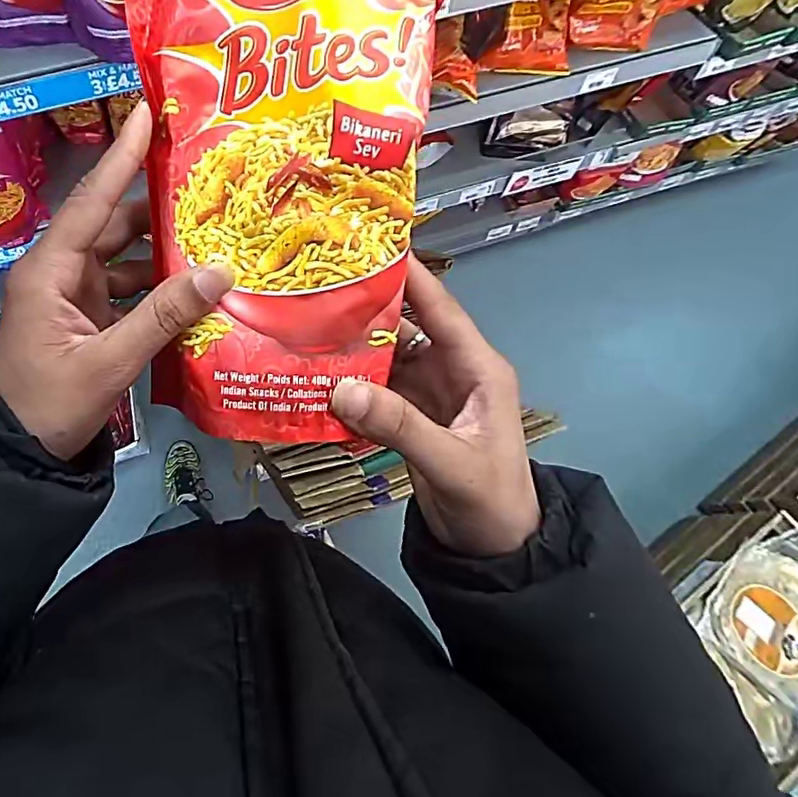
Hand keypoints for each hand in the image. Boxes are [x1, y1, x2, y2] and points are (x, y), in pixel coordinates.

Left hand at [0, 103, 233, 460]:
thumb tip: (219, 273)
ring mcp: (74, 294)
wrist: (16, 452)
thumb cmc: (49, 405)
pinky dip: (157, 286)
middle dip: (156, 204)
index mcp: (50, 270)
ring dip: (163, 250)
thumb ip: (162, 318)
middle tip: (205, 180)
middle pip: (112, 224)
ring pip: (123, 257)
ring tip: (213, 233)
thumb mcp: (108, 363)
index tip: (147, 115)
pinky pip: (127, 287)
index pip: (91, 201)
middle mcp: (61, 271)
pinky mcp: (87, 315)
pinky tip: (194, 286)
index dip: (121, 157)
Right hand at [329, 257, 537, 555]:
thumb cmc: (492, 502)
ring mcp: (425, 392)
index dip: (410, 277)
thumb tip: (341, 388)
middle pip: (403, 327)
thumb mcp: (452, 463)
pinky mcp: (406, 414)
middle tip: (317, 288)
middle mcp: (448, 369)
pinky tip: (315, 375)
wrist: (492, 550)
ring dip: (348, 346)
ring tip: (305, 326)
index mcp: (476, 368)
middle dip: (364, 308)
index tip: (372, 247)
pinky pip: (372, 388)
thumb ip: (400, 426)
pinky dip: (346, 382)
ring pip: (382, 356)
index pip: (441, 310)